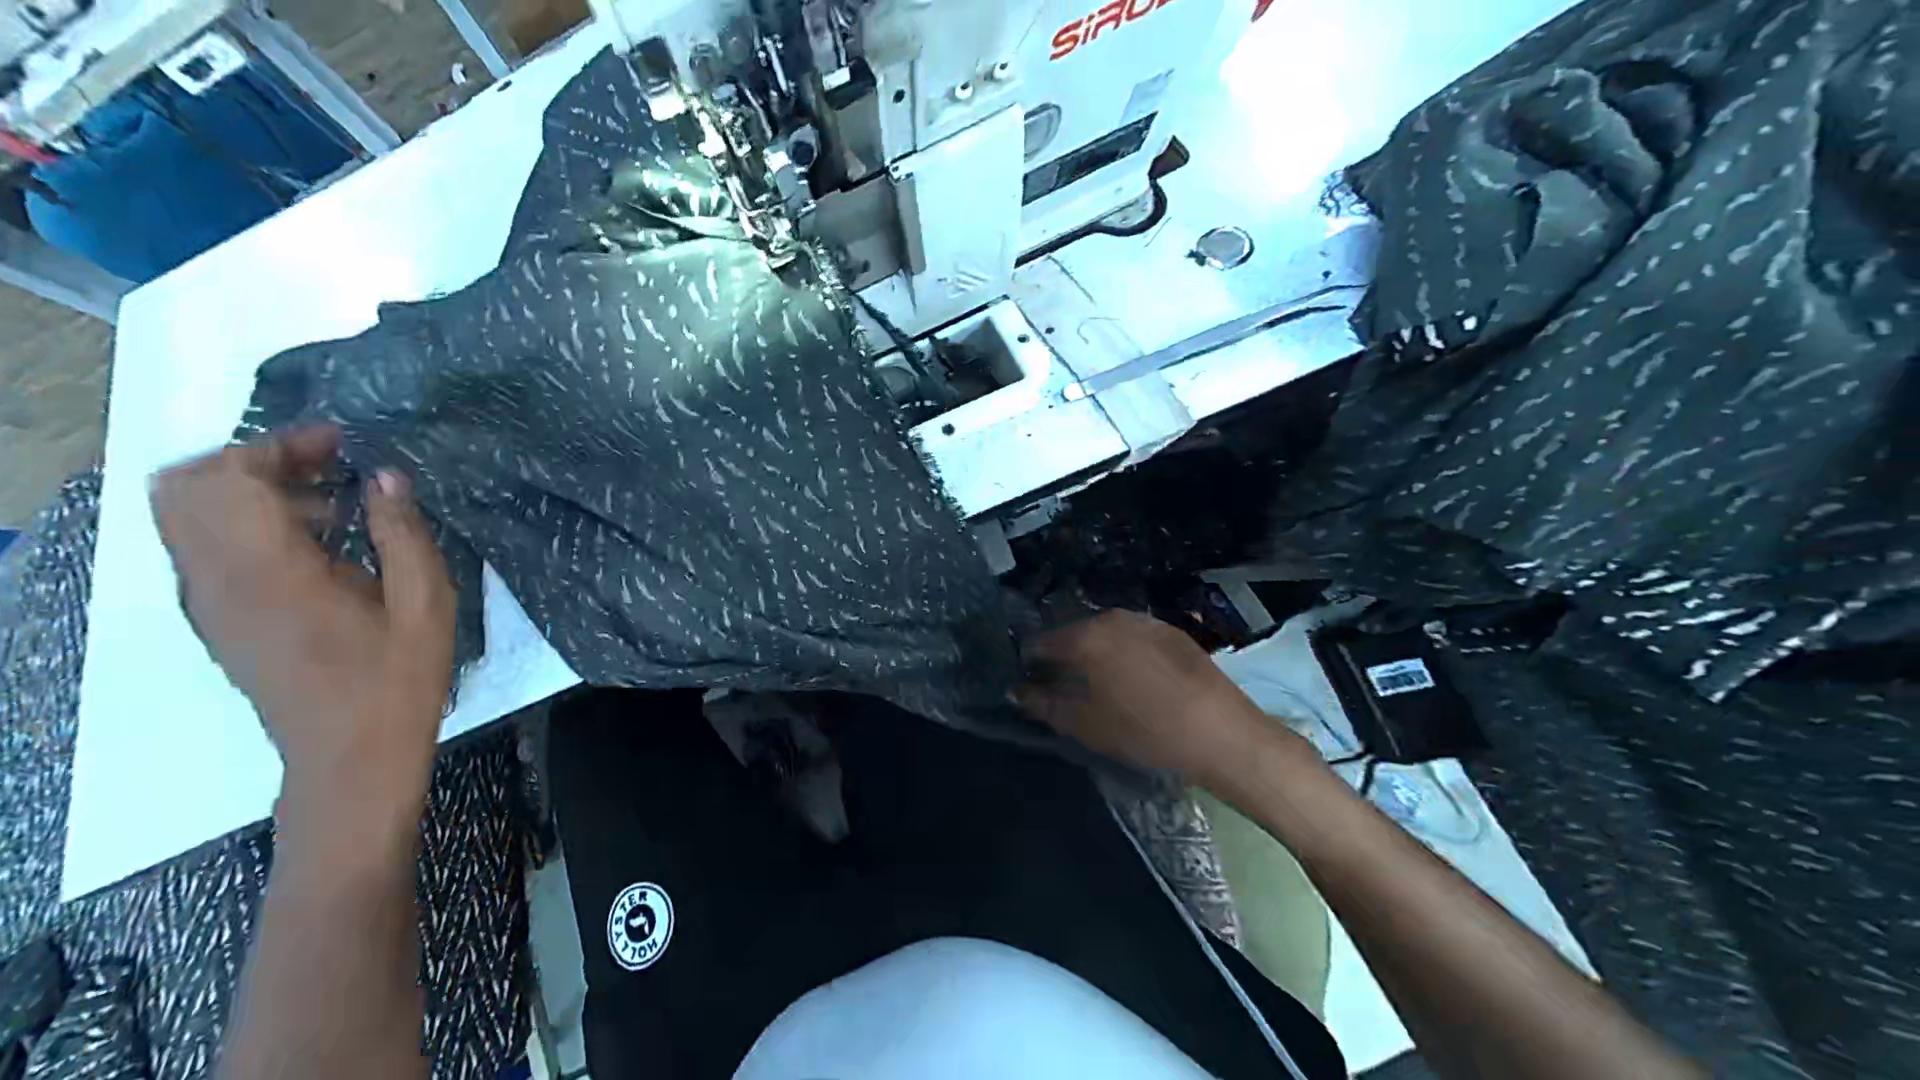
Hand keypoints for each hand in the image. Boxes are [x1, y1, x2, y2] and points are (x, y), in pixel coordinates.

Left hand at [151, 427, 455, 815]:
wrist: (350, 756)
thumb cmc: (397, 679)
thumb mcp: (426, 603)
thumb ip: (403, 533)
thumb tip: (385, 477)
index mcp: (266, 572)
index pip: (227, 476)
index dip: (280, 445)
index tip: (342, 444)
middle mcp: (215, 580)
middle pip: (183, 485)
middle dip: (252, 458)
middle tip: (328, 466)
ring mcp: (208, 601)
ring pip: (186, 514)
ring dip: (249, 490)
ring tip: (333, 504)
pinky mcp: (217, 618)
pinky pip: (206, 546)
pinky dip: (249, 523)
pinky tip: (321, 544)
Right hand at [1016, 610, 1308, 781]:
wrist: (1220, 732)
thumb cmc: (1144, 730)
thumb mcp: (1086, 725)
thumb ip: (1044, 704)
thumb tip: (1017, 691)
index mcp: (1086, 637)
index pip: (1042, 642)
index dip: (1031, 661)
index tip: (1029, 680)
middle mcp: (1113, 618)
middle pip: (1075, 633)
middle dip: (1064, 655)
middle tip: (1063, 685)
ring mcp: (1145, 621)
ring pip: (1106, 633)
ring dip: (1095, 653)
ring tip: (1099, 684)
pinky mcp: (1172, 631)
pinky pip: (1133, 637)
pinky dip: (1123, 653)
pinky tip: (1134, 680)